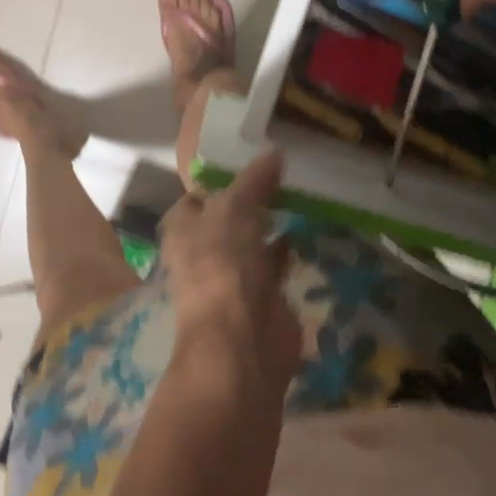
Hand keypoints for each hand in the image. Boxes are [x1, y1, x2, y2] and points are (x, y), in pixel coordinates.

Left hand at [157, 150, 300, 382]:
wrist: (242, 343)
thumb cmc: (223, 268)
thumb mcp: (235, 209)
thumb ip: (254, 181)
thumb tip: (274, 153)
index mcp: (184, 228)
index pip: (199, 194)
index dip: (223, 177)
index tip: (255, 157)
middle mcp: (204, 250)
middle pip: (229, 215)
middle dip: (254, 197)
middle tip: (288, 171)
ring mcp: (233, 275)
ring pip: (254, 238)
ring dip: (274, 221)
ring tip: (304, 192)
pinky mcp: (263, 295)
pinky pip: (276, 262)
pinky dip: (291, 247)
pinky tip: (311, 227)